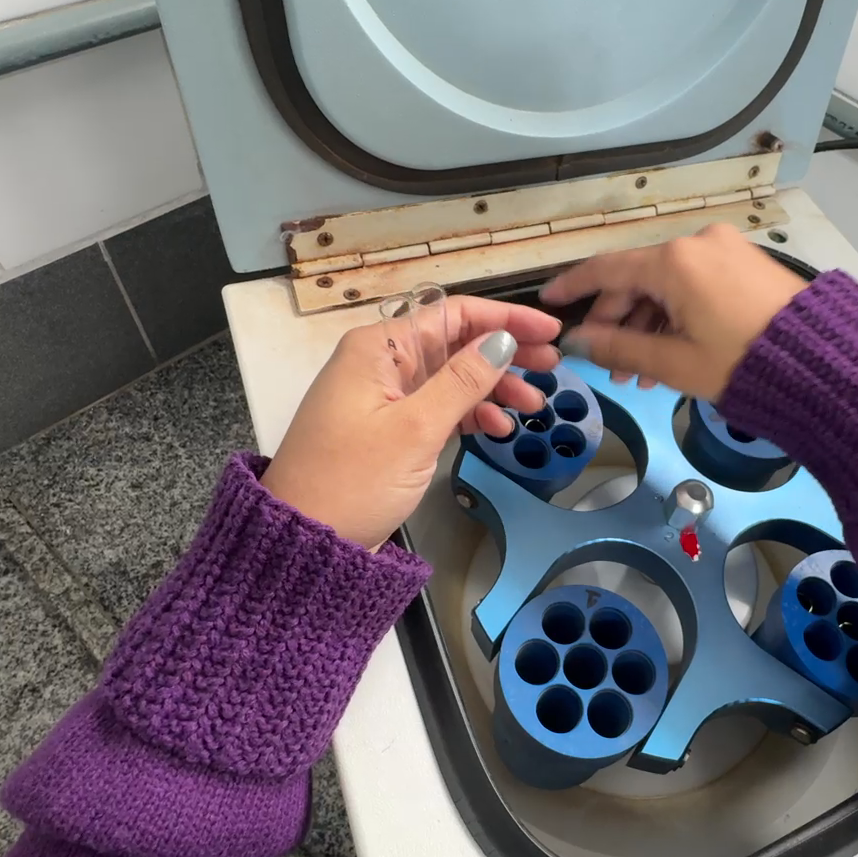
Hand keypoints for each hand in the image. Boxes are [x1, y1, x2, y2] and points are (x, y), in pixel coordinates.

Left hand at [260, 296, 561, 547]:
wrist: (306, 542)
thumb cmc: (355, 479)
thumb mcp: (416, 428)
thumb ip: (463, 380)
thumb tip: (503, 340)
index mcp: (381, 348)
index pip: (453, 314)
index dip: (506, 318)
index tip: (550, 329)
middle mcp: (383, 362)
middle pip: (457, 343)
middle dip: (506, 353)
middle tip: (552, 367)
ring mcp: (388, 396)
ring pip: (454, 377)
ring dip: (494, 387)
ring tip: (533, 405)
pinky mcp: (393, 428)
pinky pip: (441, 407)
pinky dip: (471, 414)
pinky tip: (499, 427)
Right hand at [539, 223, 806, 399]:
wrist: (822, 362)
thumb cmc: (741, 362)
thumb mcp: (672, 362)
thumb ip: (617, 349)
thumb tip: (576, 342)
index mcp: (674, 260)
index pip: (607, 269)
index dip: (573, 287)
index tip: (550, 300)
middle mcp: (698, 243)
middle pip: (638, 279)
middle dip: (618, 323)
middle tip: (608, 366)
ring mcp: (726, 250)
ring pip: (667, 286)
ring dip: (648, 326)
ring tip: (641, 375)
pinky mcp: (746, 264)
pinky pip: (695, 286)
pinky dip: (676, 316)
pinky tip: (671, 354)